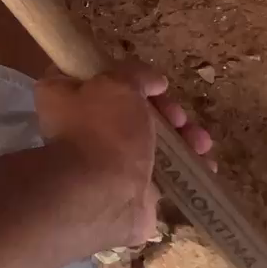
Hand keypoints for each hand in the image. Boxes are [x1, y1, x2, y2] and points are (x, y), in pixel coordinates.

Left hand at [34, 60, 215, 248]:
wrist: (104, 195)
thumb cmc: (103, 130)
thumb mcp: (117, 85)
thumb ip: (135, 74)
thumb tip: (152, 79)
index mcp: (60, 91)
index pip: (91, 72)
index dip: (124, 75)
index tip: (152, 84)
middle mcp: (77, 120)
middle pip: (127, 105)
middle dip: (163, 109)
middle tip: (178, 117)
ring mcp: (104, 153)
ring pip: (149, 135)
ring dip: (181, 136)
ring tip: (200, 143)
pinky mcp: (130, 181)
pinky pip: (162, 166)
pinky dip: (185, 164)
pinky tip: (205, 164)